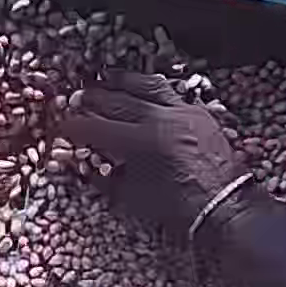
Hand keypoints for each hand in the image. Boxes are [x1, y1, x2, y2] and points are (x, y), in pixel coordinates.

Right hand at [60, 70, 246, 236]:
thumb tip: (82, 163)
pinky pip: (172, 92)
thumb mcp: (132, 197)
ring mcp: (183, 112)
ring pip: (146, 86)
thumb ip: (104, 176)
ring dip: (121, 81)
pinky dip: (152, 88)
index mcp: (141, 142)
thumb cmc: (176, 208)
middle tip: (76, 98)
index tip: (61, 126)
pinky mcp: (199, 113)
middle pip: (117, 101)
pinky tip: (142, 87)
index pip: (97, 128)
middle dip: (92, 100)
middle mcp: (161, 119)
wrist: (224, 207)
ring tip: (104, 77)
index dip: (75, 127)